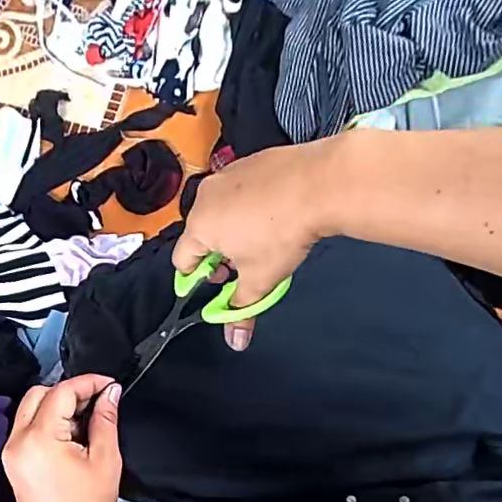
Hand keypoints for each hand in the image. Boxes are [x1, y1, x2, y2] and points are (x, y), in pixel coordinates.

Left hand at [2, 375, 122, 501]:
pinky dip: (48, 420)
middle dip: (71, 391)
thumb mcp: (106, 461)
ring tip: (88, 418)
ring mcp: (10, 450)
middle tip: (99, 400)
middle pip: (40, 393)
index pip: (61, 392)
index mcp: (39, 439)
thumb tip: (111, 392)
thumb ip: (106, 420)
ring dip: (58, 404)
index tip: (110, 385)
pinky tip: (72, 433)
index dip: (88, 382)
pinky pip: (28, 426)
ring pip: (31, 407)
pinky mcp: (12, 460)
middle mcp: (17, 440)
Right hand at [172, 136, 339, 350]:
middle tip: (244, 268)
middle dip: (219, 256)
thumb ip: (241, 311)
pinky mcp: (251, 162)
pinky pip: (241, 192)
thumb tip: (235, 339)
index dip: (197, 280)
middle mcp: (206, 196)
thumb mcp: (259, 281)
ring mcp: (228, 174)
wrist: (319, 185)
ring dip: (234, 230)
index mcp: (199, 227)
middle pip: (201, 236)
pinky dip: (251, 207)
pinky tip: (274, 217)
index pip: (182, 262)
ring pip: (221, 212)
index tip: (216, 286)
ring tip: (263, 242)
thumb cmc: (283, 232)